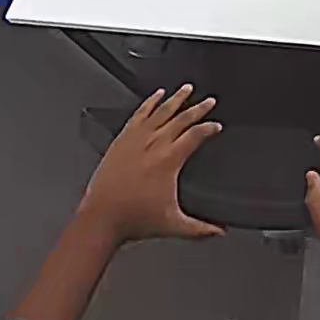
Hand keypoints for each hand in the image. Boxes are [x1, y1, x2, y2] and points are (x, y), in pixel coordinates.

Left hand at [79, 84, 223, 242]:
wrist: (100, 220)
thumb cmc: (133, 220)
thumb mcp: (173, 224)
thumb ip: (199, 228)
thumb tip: (219, 231)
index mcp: (170, 160)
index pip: (196, 135)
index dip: (209, 128)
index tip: (216, 126)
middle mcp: (155, 144)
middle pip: (182, 118)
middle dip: (199, 108)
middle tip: (209, 100)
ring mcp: (137, 139)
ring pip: (162, 111)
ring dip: (177, 99)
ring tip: (187, 88)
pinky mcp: (122, 140)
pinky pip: (139, 114)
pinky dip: (149, 103)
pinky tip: (156, 95)